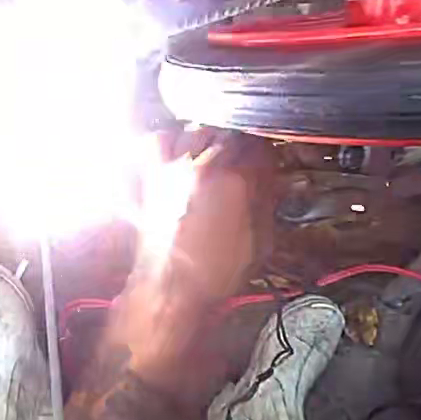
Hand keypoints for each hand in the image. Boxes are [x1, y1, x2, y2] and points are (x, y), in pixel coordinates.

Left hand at [129, 132, 265, 309]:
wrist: (168, 288)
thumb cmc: (209, 273)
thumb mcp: (256, 241)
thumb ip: (265, 203)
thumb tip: (270, 183)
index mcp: (232, 181)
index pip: (258, 150)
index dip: (267, 156)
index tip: (268, 162)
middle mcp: (199, 167)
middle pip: (226, 135)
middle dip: (239, 145)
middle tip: (244, 160)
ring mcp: (170, 169)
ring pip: (192, 131)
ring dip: (206, 138)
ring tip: (213, 152)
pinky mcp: (151, 178)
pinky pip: (156, 143)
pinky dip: (168, 141)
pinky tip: (178, 152)